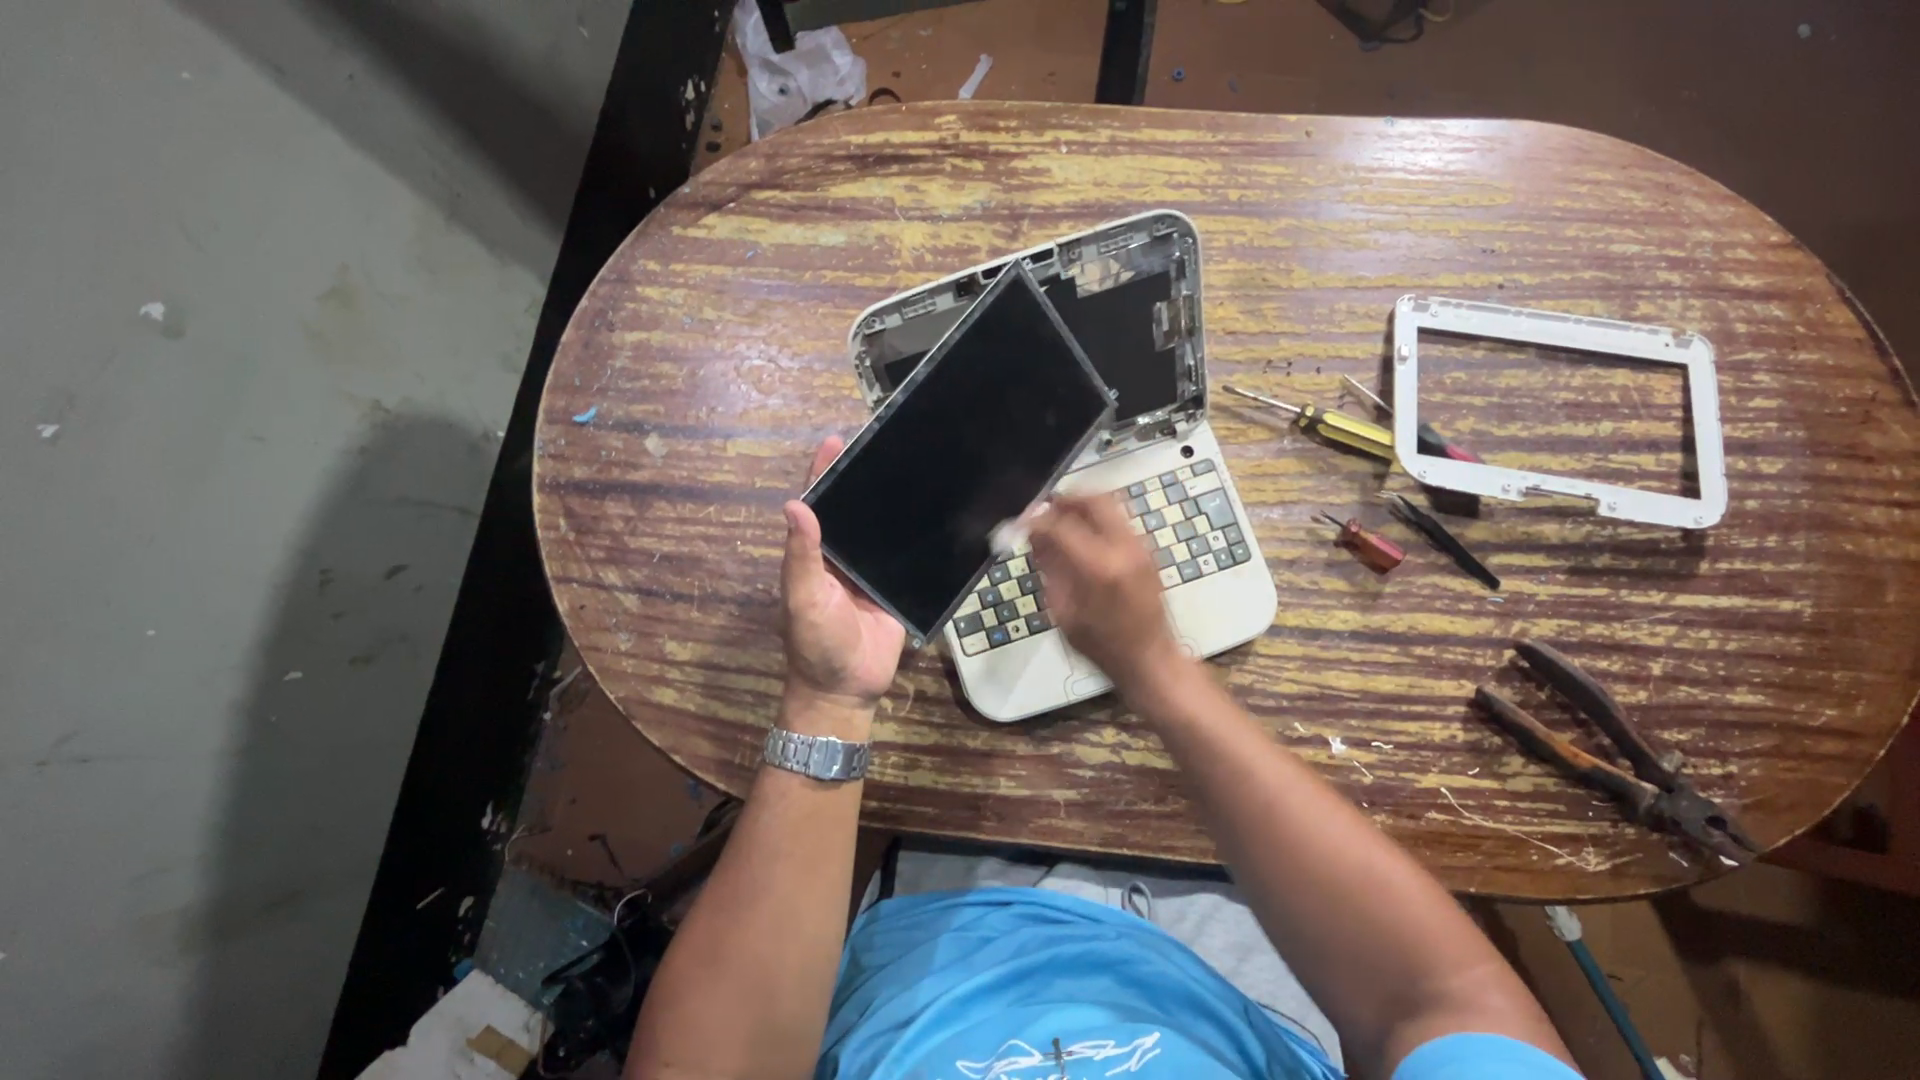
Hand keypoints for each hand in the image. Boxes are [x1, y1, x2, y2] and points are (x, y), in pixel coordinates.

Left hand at [780, 437, 906, 709]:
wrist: (848, 689)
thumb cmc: (816, 643)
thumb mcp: (803, 598)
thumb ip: (801, 556)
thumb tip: (794, 504)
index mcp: (815, 554)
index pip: (817, 504)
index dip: (823, 473)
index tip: (837, 439)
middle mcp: (841, 557)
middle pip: (852, 510)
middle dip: (864, 479)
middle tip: (890, 443)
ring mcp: (871, 572)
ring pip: (882, 530)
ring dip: (893, 505)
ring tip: (919, 467)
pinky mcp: (896, 588)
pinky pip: (907, 558)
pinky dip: (919, 539)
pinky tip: (939, 514)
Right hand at [1028, 494, 1184, 687]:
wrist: (1150, 659)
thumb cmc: (1101, 645)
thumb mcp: (1064, 612)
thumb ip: (1050, 569)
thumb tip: (1035, 538)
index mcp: (1099, 567)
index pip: (1061, 525)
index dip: (1035, 520)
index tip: (1019, 524)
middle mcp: (1124, 548)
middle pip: (1093, 500)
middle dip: (1064, 501)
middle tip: (1043, 511)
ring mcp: (1141, 547)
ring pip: (1109, 505)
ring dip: (1081, 507)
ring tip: (1060, 521)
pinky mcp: (1148, 551)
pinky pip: (1119, 520)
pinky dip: (1096, 519)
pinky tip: (1081, 537)